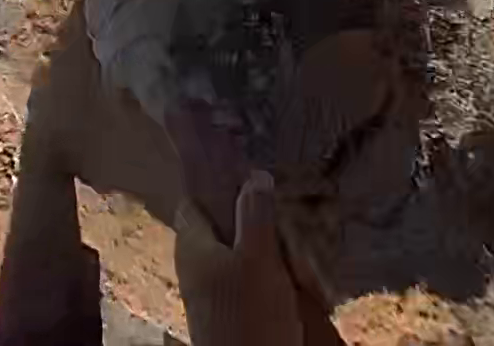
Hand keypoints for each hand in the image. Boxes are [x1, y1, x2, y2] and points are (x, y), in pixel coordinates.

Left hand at [173, 171, 304, 345]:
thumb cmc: (249, 318)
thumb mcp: (258, 259)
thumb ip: (255, 215)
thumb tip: (255, 175)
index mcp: (191, 244)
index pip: (194, 202)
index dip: (218, 190)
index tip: (250, 185)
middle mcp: (194, 267)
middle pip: (224, 230)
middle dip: (258, 230)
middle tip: (289, 235)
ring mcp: (210, 296)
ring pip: (242, 261)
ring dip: (273, 261)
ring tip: (303, 269)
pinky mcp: (229, 319)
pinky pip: (251, 289)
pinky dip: (274, 286)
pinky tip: (302, 292)